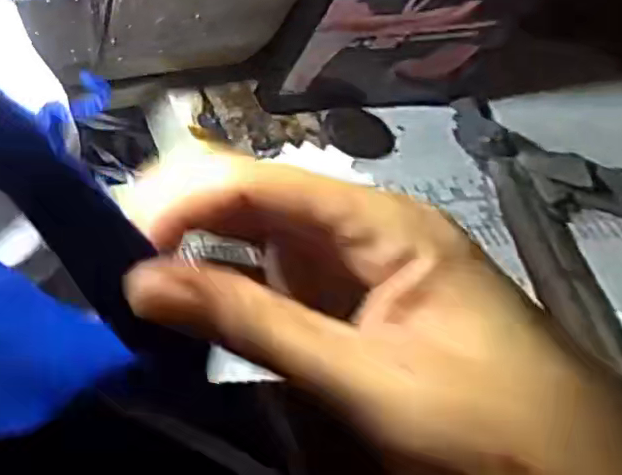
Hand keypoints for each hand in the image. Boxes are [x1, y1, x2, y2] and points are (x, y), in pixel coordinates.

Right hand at [123, 156, 621, 474]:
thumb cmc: (510, 441)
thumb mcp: (374, 386)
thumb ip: (251, 325)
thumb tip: (138, 283)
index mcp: (372, 218)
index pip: (249, 181)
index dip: (178, 202)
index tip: (124, 243)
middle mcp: (345, 223)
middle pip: (236, 194)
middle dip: (170, 216)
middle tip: (111, 252)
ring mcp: (335, 261)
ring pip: (235, 231)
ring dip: (179, 247)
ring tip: (125, 268)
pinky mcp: (328, 300)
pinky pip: (250, 274)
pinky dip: (205, 283)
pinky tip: (169, 296)